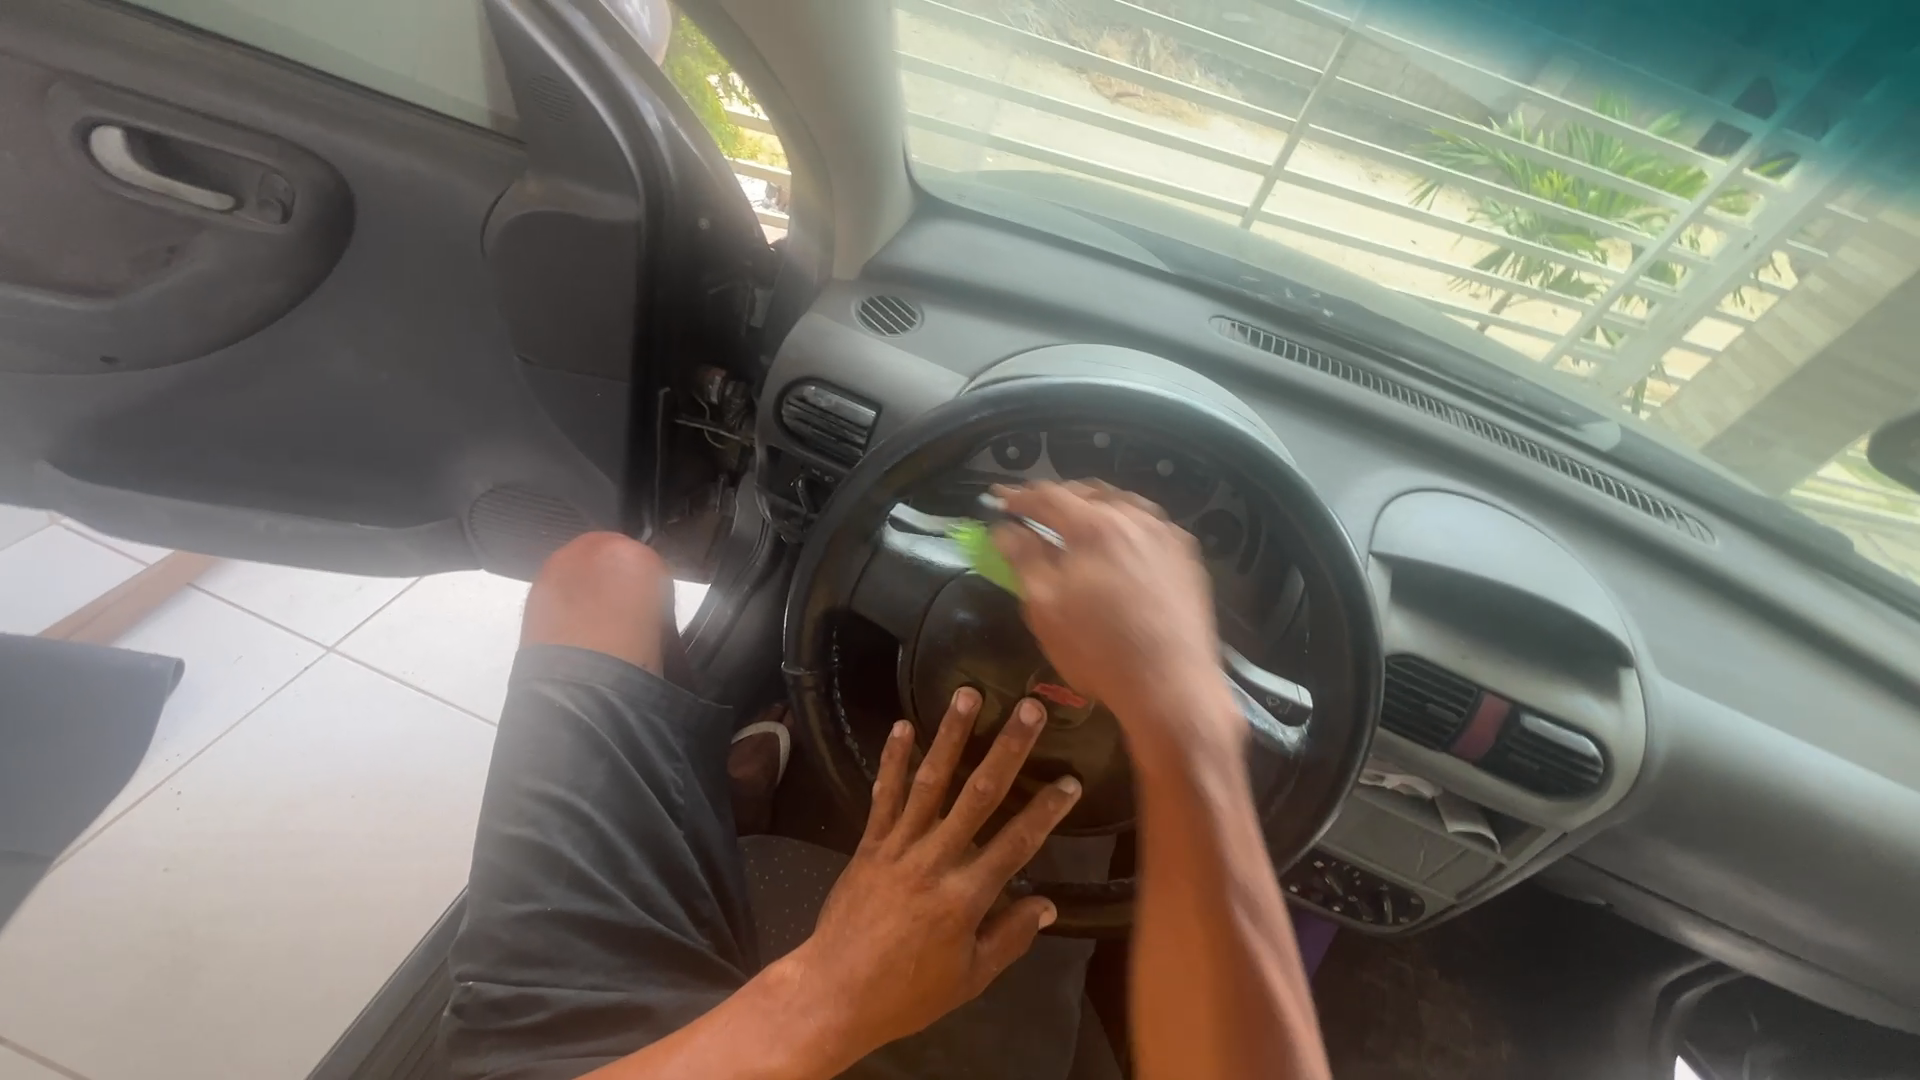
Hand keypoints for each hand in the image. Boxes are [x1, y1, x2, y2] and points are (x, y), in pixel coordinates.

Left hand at [783, 687, 1082, 1059]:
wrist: (835, 992)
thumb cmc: (909, 991)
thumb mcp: (970, 978)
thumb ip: (1009, 937)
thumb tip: (1045, 904)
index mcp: (966, 895)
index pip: (1017, 843)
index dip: (1047, 810)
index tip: (1071, 780)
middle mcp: (936, 858)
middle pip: (979, 795)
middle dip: (1007, 749)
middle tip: (1028, 710)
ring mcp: (899, 845)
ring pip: (931, 781)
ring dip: (951, 735)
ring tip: (966, 695)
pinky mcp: (870, 842)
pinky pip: (884, 795)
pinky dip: (892, 760)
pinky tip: (902, 726)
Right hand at [991, 481, 1241, 764]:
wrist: (1171, 687)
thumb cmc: (1098, 651)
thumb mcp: (1045, 607)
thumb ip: (1023, 559)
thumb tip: (1005, 529)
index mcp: (1095, 526)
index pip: (1048, 496)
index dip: (1018, 497)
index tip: (998, 500)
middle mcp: (1135, 518)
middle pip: (1087, 492)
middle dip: (1056, 497)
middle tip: (1032, 511)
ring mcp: (1167, 536)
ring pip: (1122, 504)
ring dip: (1092, 506)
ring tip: (1074, 522)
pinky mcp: (1187, 557)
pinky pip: (1148, 525)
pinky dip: (1124, 524)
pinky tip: (1118, 545)